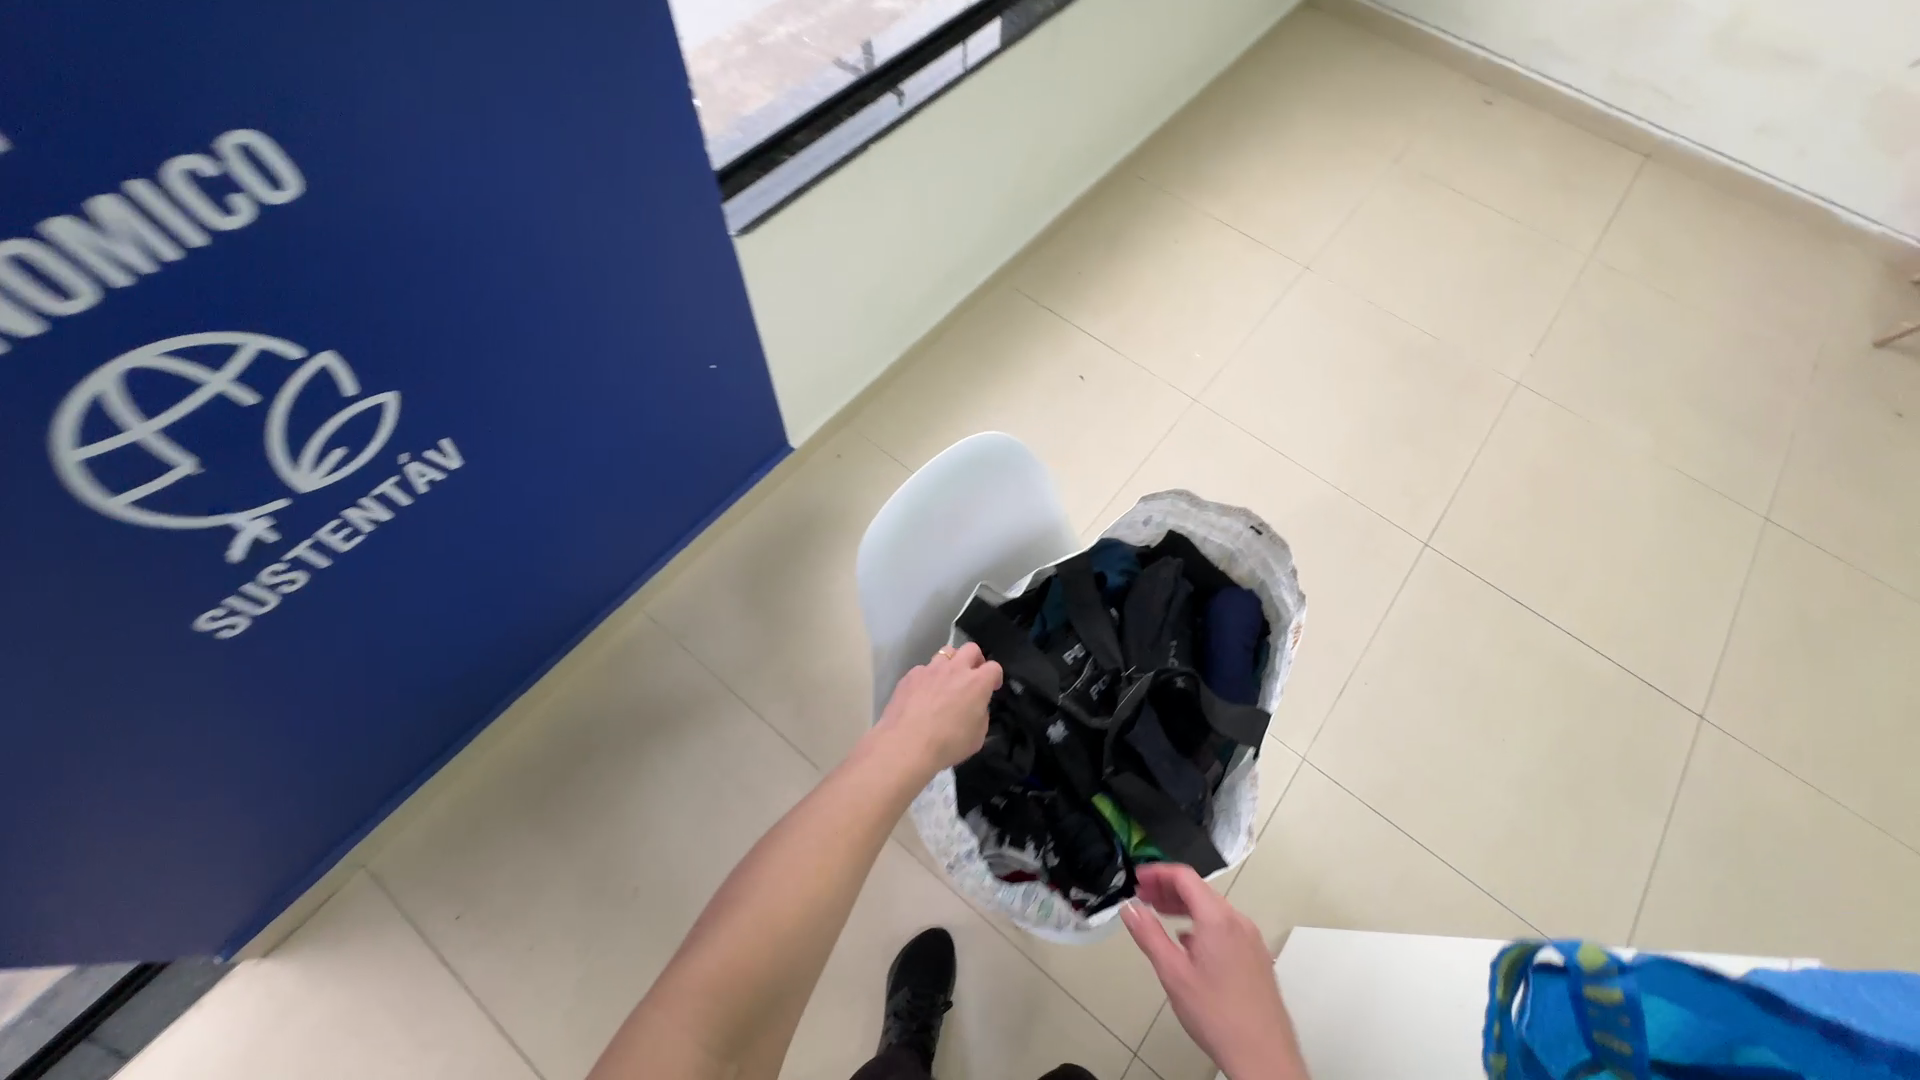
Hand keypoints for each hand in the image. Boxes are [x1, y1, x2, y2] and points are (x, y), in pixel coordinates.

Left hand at [872, 642, 1000, 772]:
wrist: (907, 745)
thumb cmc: (947, 744)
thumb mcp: (977, 737)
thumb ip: (981, 716)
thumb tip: (976, 708)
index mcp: (977, 683)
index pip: (994, 667)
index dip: (995, 677)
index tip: (992, 688)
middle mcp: (955, 669)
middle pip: (971, 649)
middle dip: (975, 660)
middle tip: (972, 676)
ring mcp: (930, 669)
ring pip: (946, 652)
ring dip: (951, 663)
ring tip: (946, 681)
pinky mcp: (910, 675)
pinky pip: (924, 669)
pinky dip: (928, 677)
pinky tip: (922, 694)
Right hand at [1121, 864, 1308, 1079]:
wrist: (1264, 1058)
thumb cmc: (1215, 1014)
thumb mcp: (1173, 974)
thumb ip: (1149, 935)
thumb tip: (1129, 907)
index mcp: (1218, 919)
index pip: (1184, 877)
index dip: (1157, 873)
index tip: (1135, 879)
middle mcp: (1239, 921)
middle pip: (1199, 890)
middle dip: (1167, 889)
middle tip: (1141, 898)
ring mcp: (1252, 939)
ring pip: (1213, 909)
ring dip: (1184, 906)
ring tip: (1159, 916)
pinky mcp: (1257, 957)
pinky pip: (1225, 927)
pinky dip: (1201, 924)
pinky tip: (1187, 944)